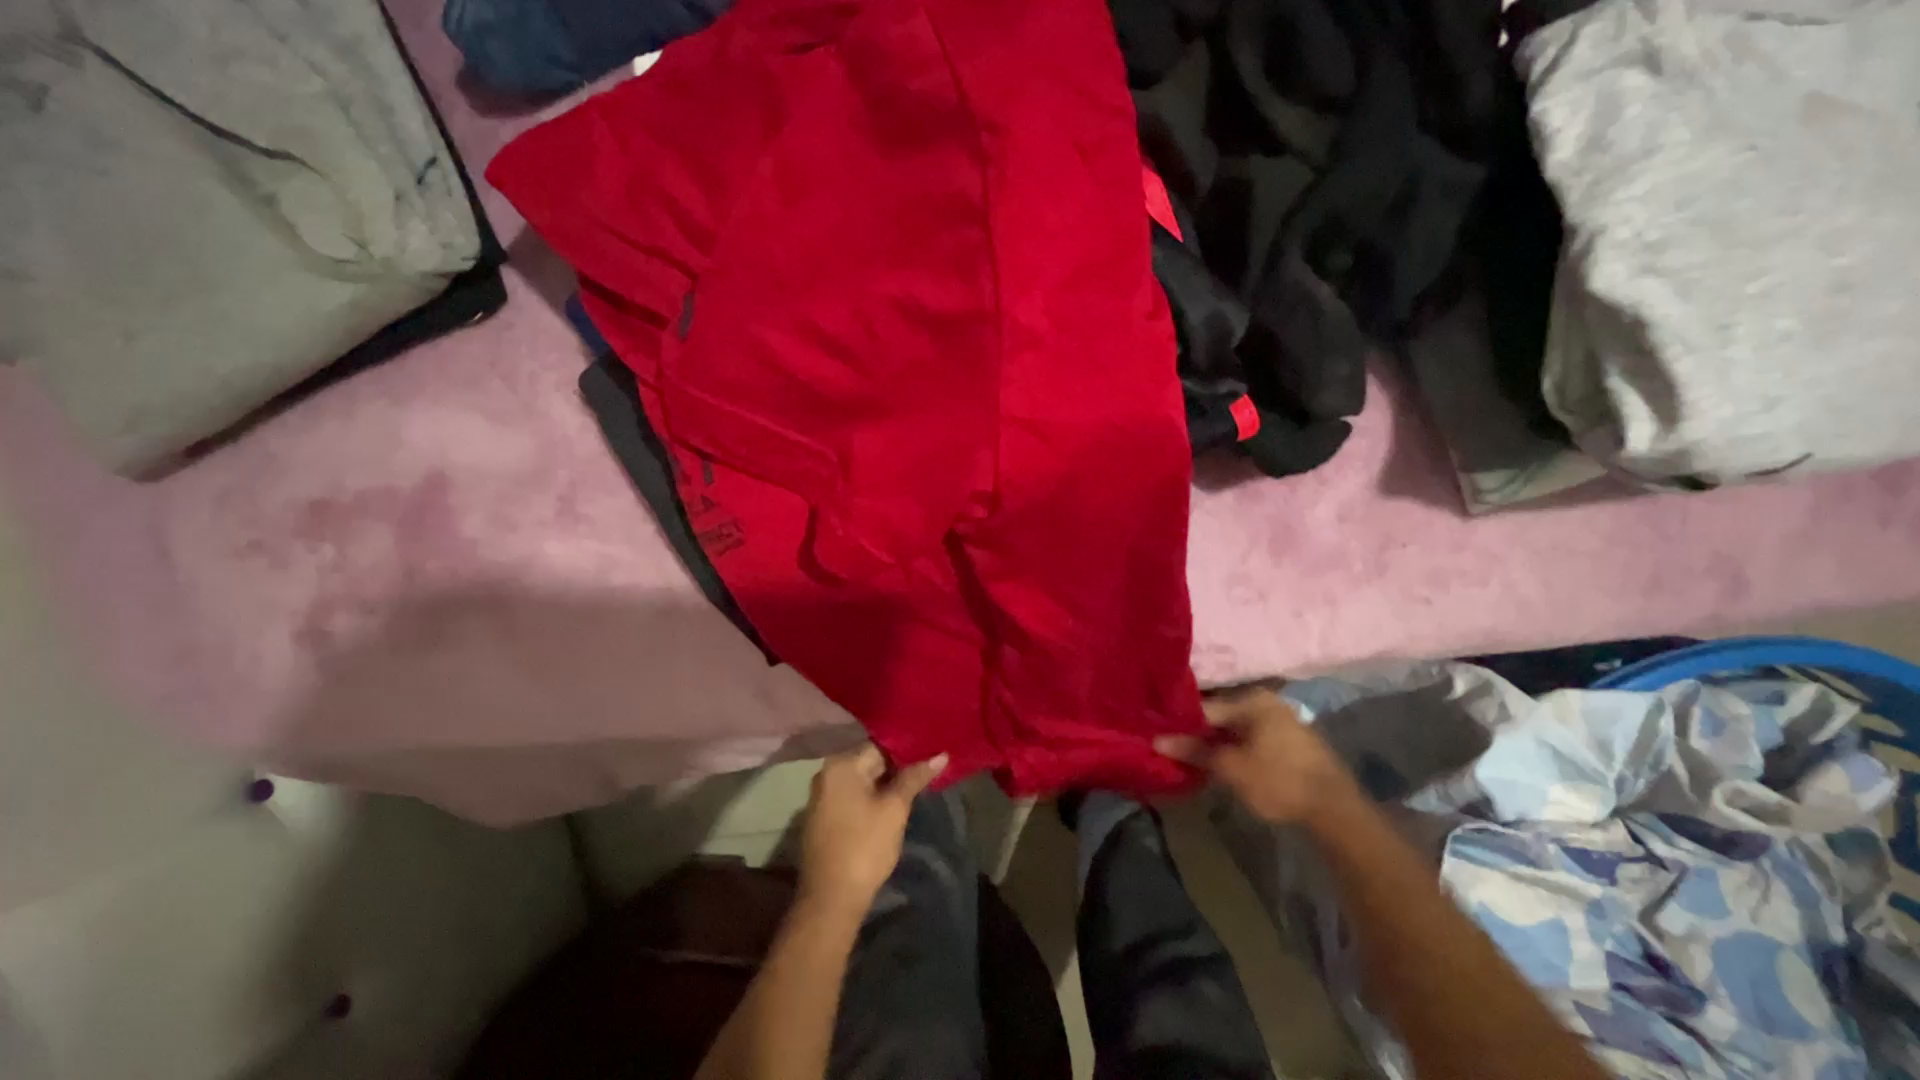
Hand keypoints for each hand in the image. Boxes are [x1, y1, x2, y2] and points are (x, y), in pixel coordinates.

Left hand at [796, 744, 947, 919]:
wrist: (831, 897)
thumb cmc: (865, 846)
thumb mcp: (895, 809)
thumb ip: (915, 778)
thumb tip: (940, 755)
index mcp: (841, 765)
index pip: (881, 744)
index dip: (909, 749)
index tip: (933, 752)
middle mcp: (827, 773)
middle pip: (871, 761)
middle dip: (899, 766)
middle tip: (931, 769)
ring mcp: (823, 796)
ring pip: (863, 780)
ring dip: (888, 783)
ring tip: (919, 785)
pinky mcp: (825, 817)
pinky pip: (854, 796)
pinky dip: (873, 797)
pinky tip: (894, 805)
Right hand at [1155, 687, 1353, 824]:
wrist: (1333, 809)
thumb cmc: (1279, 781)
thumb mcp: (1231, 768)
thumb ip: (1194, 751)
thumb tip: (1158, 740)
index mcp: (1252, 700)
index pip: (1203, 707)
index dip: (1179, 724)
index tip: (1156, 735)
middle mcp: (1266, 703)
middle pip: (1219, 716)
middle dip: (1196, 734)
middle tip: (1168, 749)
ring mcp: (1279, 721)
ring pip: (1234, 730)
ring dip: (1214, 744)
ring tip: (1187, 759)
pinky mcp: (1287, 742)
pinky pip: (1248, 739)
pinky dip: (1232, 749)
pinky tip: (1217, 764)